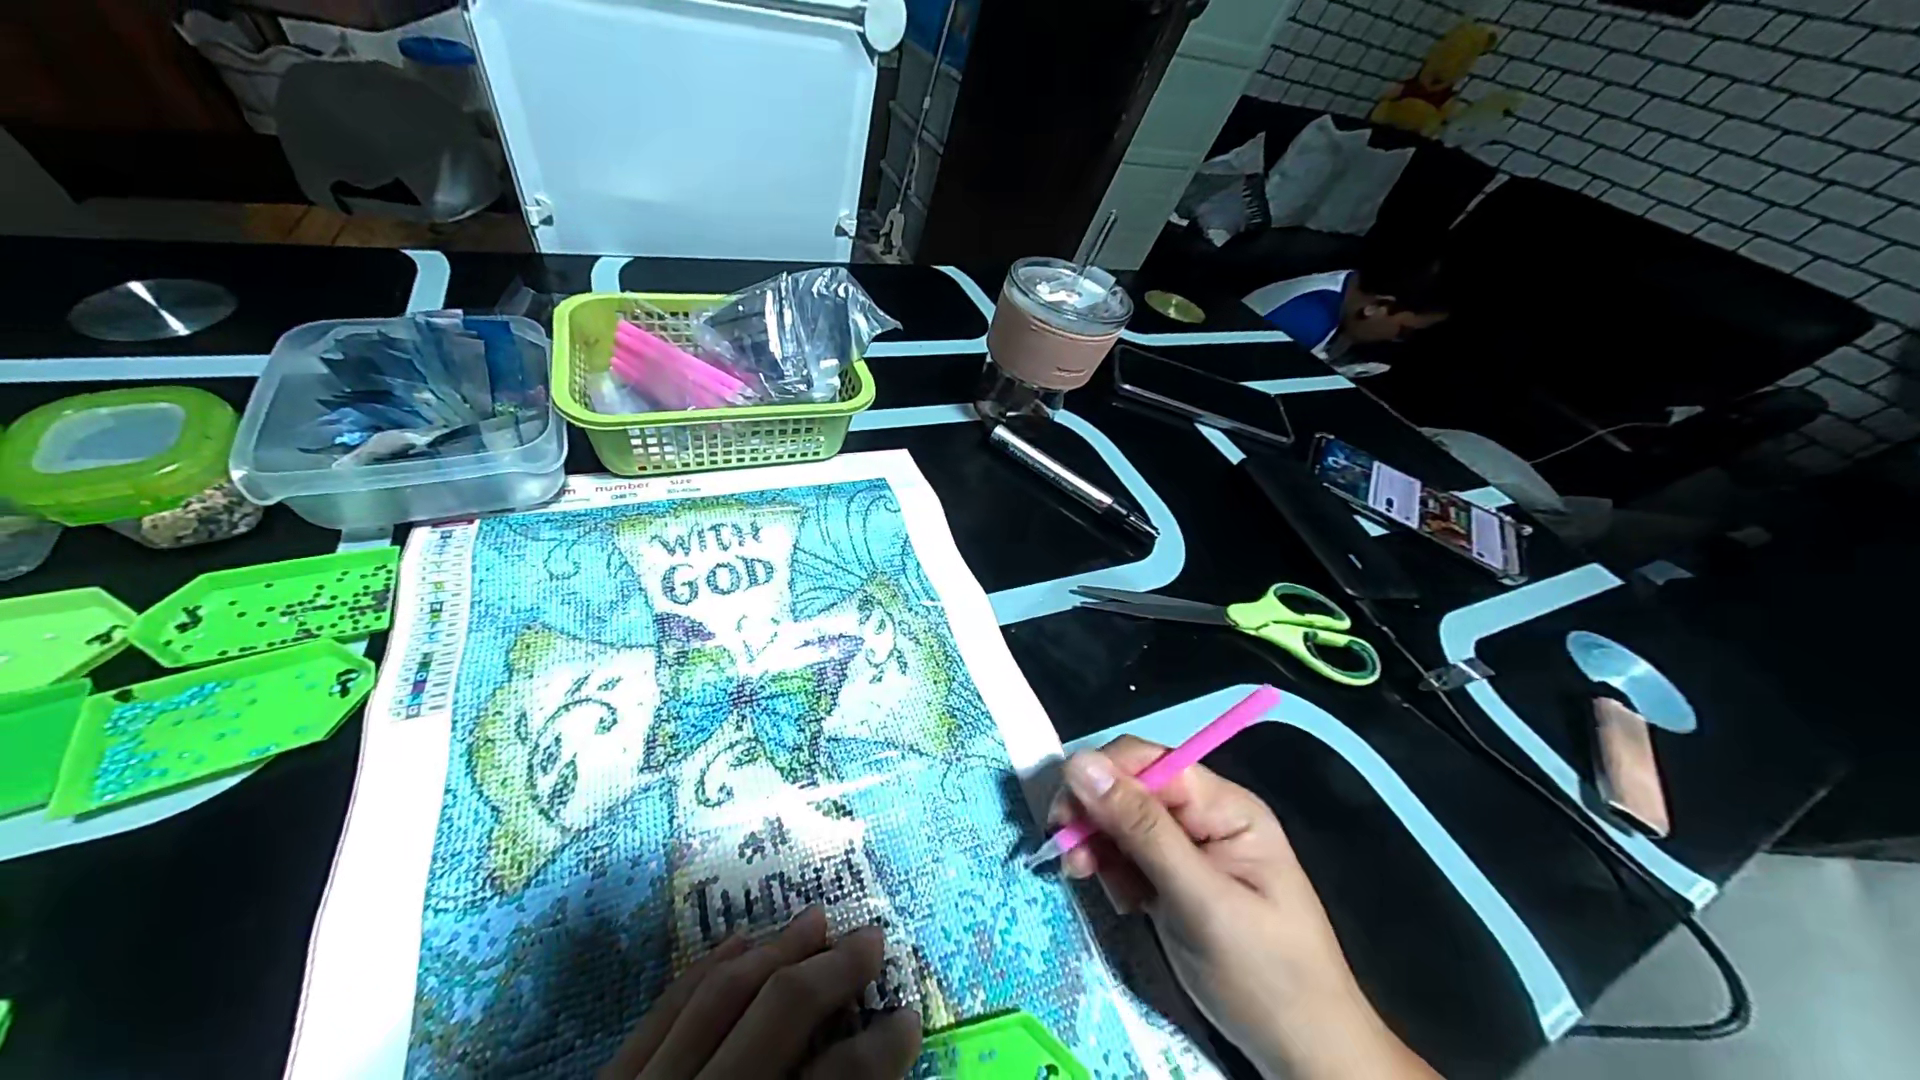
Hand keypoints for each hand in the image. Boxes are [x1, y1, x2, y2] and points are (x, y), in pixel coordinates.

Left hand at [597, 906, 921, 1079]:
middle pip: (782, 1011)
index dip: (883, 1050)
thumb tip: (866, 1079)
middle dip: (836, 969)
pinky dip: (707, 969)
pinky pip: (665, 1008)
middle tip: (873, 938)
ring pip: (723, 993)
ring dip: (778, 948)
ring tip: (817, 917)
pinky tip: (740, 942)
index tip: (908, 1020)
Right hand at [1050, 737, 1440, 1079]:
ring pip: (1121, 823)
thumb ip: (1141, 829)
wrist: (1306, 1056)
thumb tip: (1079, 763)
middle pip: (1129, 789)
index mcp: (1223, 805)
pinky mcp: (1174, 879)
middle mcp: (1203, 816)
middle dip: (1094, 817)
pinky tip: (1121, 899)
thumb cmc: (1265, 976)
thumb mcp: (1201, 901)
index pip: (1148, 762)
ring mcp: (1188, 849)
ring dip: (1099, 847)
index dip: (1100, 778)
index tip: (1063, 818)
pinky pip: (1127, 856)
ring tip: (1091, 881)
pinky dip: (1113, 872)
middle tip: (1071, 858)